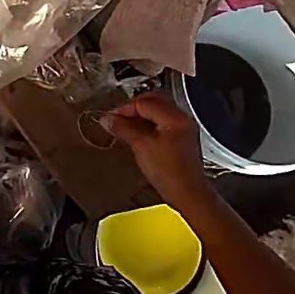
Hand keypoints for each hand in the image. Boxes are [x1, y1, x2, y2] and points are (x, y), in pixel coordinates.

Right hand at [103, 92, 215, 207]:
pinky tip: (135, 132)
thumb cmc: (169, 172)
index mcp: (175, 118)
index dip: (124, 108)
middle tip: (116, 117)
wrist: (187, 192)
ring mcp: (182, 127)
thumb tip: (108, 119)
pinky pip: (161, 121)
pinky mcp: (180, 136)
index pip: (144, 103)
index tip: (110, 116)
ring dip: (139, 114)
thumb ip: (123, 128)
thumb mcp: (141, 146)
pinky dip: (146, 122)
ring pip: (157, 110)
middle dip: (132, 107)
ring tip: (123, 125)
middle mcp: (181, 118)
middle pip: (153, 101)